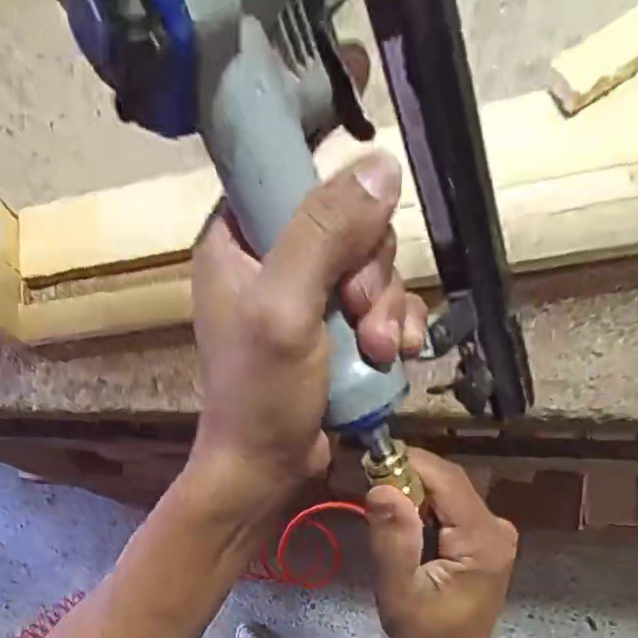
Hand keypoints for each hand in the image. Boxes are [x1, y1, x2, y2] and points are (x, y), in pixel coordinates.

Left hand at [190, 151, 427, 510]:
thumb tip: (381, 167)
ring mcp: (308, 298)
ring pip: (373, 269)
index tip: (351, 246)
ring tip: (382, 352)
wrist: (268, 470)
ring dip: (388, 309)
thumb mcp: (284, 309)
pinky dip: (397, 328)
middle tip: (363, 317)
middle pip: (348, 227)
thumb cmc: (260, 394)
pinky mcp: (337, 331)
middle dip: (370, 275)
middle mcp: (272, 260)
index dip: (334, 204)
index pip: (292, 178)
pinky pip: (382, 306)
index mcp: (237, 240)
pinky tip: (400, 356)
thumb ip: (324, 235)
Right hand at [366, 449, 517, 637]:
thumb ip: (392, 541)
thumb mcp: (399, 593)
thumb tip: (381, 487)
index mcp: (483, 538)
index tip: (369, 467)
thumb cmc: (427, 634)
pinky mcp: (488, 536)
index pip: (445, 479)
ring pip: (448, 491)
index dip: (407, 465)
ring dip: (414, 493)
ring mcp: (497, 530)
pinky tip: (406, 527)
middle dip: (407, 479)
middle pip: (448, 481)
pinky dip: (425, 507)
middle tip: (369, 492)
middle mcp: (498, 526)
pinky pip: (452, 506)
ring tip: (383, 512)